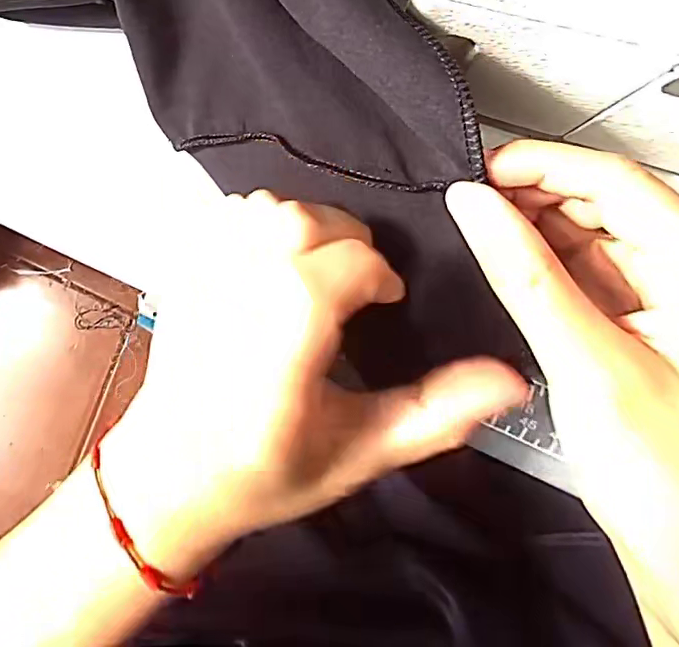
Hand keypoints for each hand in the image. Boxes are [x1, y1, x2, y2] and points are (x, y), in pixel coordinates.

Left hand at [100, 191, 527, 574]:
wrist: (173, 473)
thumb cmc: (264, 470)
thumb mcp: (359, 451)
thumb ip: (436, 412)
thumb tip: (506, 379)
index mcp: (287, 335)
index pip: (350, 259)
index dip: (380, 275)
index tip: (384, 299)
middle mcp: (240, 290)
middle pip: (307, 219)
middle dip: (346, 239)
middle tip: (353, 280)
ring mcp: (204, 273)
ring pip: (267, 205)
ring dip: (303, 225)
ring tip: (314, 269)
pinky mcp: (183, 267)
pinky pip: (228, 211)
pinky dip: (258, 221)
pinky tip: (270, 260)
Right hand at [446, 142, 678, 646]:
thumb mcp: (594, 377)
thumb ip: (527, 279)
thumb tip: (478, 208)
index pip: (626, 184)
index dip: (548, 165)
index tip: (488, 167)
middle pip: (614, 206)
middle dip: (540, 194)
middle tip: (477, 198)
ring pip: (600, 240)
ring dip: (540, 229)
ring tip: (486, 228)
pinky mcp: (655, 339)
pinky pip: (594, 279)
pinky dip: (550, 268)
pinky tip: (514, 266)